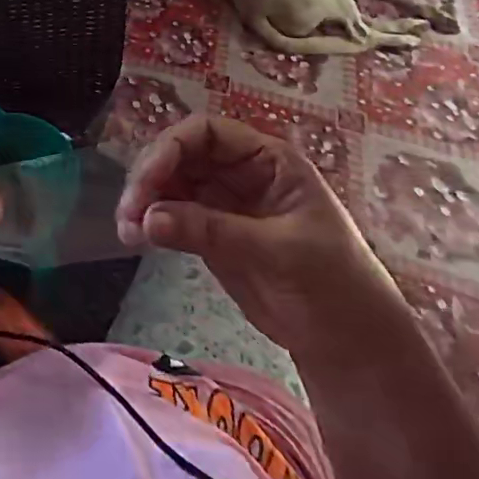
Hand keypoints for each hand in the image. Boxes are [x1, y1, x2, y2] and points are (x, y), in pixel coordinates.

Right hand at [115, 115, 403, 355]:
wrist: (350, 345)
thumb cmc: (334, 286)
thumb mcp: (279, 252)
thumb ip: (213, 231)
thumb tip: (149, 219)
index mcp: (266, 160)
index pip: (206, 133)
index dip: (172, 147)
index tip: (148, 181)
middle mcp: (238, 172)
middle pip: (179, 154)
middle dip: (150, 177)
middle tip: (128, 213)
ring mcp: (221, 201)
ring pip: (167, 183)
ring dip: (143, 200)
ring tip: (128, 232)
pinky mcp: (207, 231)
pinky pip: (168, 213)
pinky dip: (148, 222)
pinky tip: (136, 238)